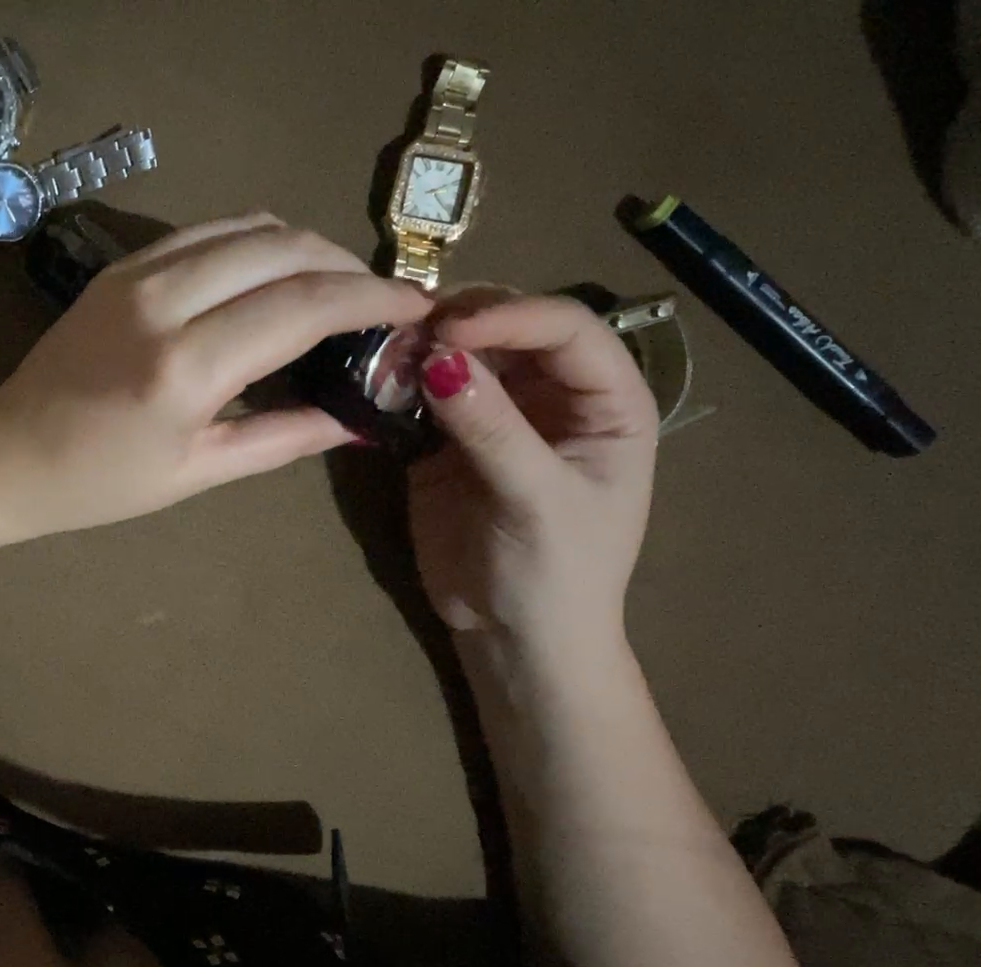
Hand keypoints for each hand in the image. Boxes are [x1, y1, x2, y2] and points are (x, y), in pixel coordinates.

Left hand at [0, 214, 432, 546]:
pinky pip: (207, 231)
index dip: (374, 298)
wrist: (7, 455)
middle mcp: (163, 301)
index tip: (419, 307)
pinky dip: (256, 242)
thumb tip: (361, 417)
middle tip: (381, 302)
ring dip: (306, 247)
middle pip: (286, 248)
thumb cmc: (100, 484)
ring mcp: (136, 273)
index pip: (305, 304)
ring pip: (249, 225)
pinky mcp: (120, 265)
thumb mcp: (198, 473)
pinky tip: (275, 274)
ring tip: (335, 286)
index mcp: (186, 367)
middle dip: (349, 266)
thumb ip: (286, 437)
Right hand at [408, 294, 659, 640]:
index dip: (511, 317)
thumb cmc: (554, 572)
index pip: (565, 330)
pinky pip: (422, 397)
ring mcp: (495, 416)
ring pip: (461, 357)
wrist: (511, 634)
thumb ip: (493, 429)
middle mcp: (551, 396)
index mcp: (605, 401)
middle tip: (408, 328)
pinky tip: (375, 381)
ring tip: (384, 349)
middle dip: (463, 322)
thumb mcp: (536, 500)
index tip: (450, 330)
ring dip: (423, 349)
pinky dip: (398, 385)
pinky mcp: (444, 442)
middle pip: (510, 331)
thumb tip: (436, 360)